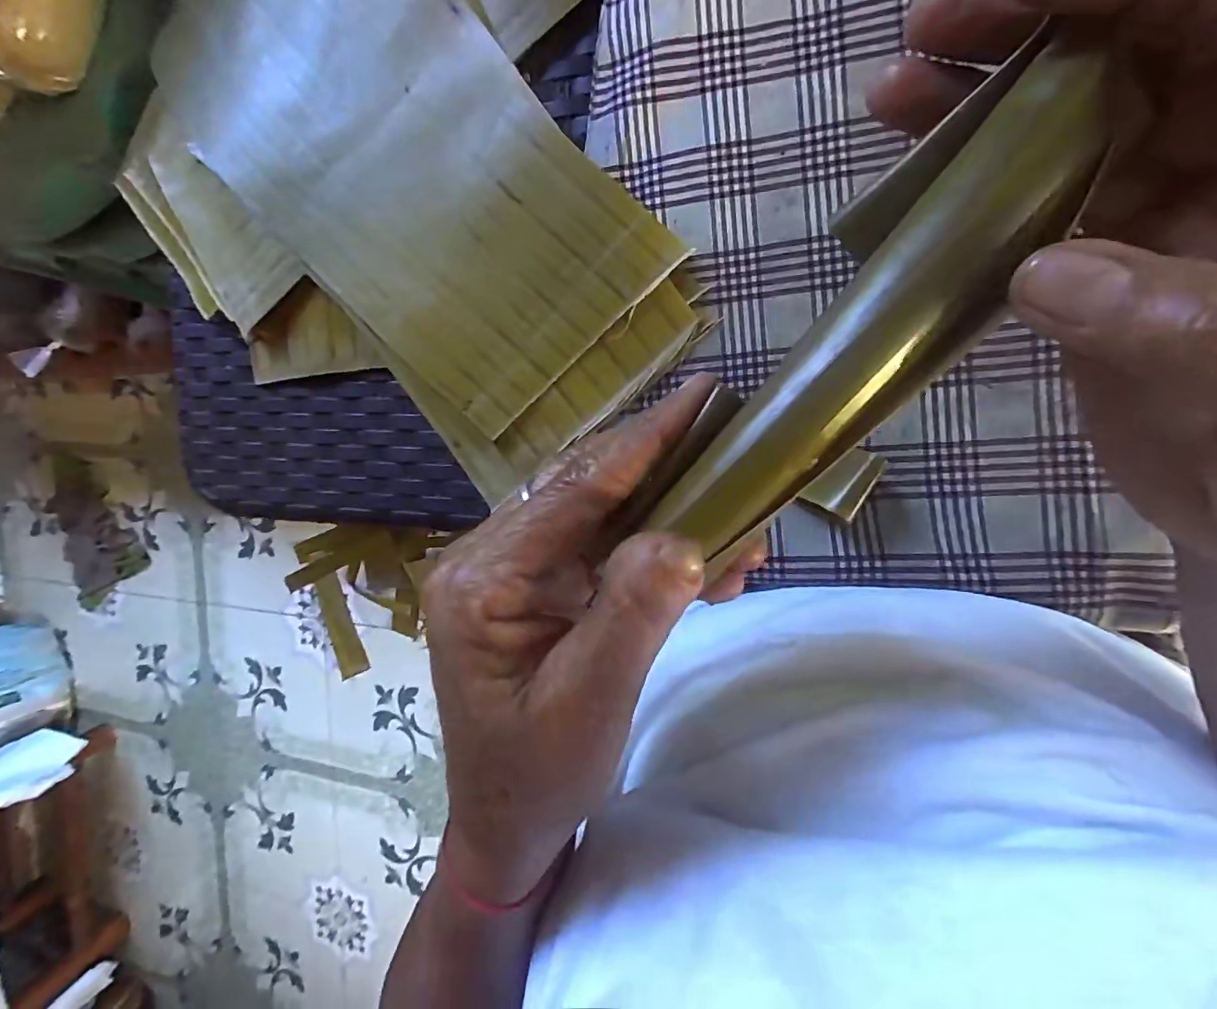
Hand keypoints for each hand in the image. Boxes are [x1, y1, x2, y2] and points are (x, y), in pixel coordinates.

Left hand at [422, 375, 763, 902]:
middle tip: (725, 437)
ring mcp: (508, 570)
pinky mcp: (532, 586)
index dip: (643, 442)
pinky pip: (596, 545)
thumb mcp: (590, 702)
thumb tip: (686, 539)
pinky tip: (702, 553)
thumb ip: (632, 614)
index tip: (700, 396)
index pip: (574, 493)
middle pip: (583, 488)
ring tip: (733, 514)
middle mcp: (487, 559)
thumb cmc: (538, 774)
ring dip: (665, 506)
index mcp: (483, 580)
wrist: (508, 821)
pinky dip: (652, 542)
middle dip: (660, 463)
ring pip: (595, 511)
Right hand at [870, 0, 1216, 643]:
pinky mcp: (1108, 274)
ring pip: (1085, 118)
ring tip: (905, 77)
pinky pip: (1032, 209)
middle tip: (947, 15)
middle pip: (1175, 40)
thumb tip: (1049, 273)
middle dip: (1058, 11)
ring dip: (992, 88)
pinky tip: (911, 172)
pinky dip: (969, 187)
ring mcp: (1188, 217)